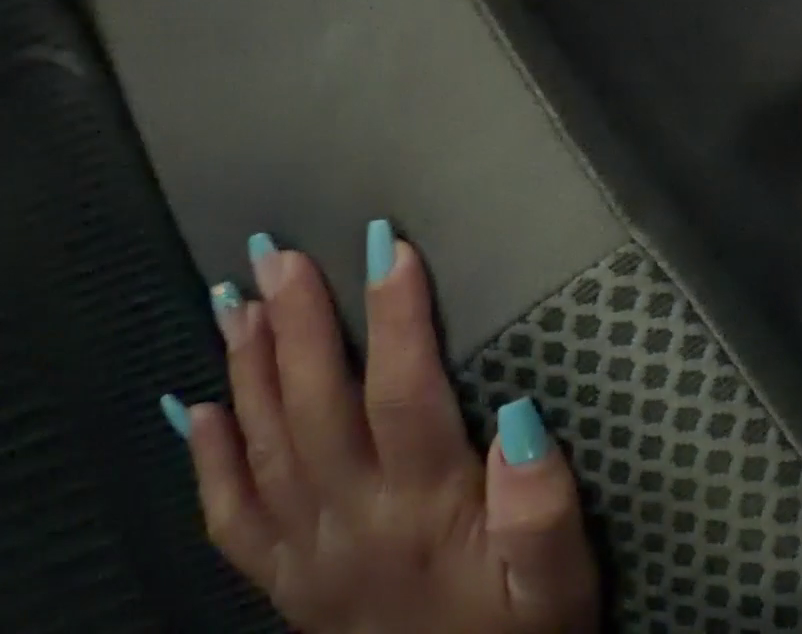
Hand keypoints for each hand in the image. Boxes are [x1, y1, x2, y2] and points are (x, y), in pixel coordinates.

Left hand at [160, 223, 599, 633]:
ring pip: (263, 444)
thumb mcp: (561, 577)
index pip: (404, 394)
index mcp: (422, 510)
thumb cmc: (526, 630)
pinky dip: (208, 455)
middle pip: (317, 406)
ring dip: (249, 366)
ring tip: (237, 300)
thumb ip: (543, 504)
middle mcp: (350, 521)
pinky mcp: (286, 578)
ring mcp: (307, 552)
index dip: (398, 317)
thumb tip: (519, 416)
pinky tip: (199, 407)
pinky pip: (230, 513)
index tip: (391, 248)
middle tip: (279, 254)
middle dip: (301, 322)